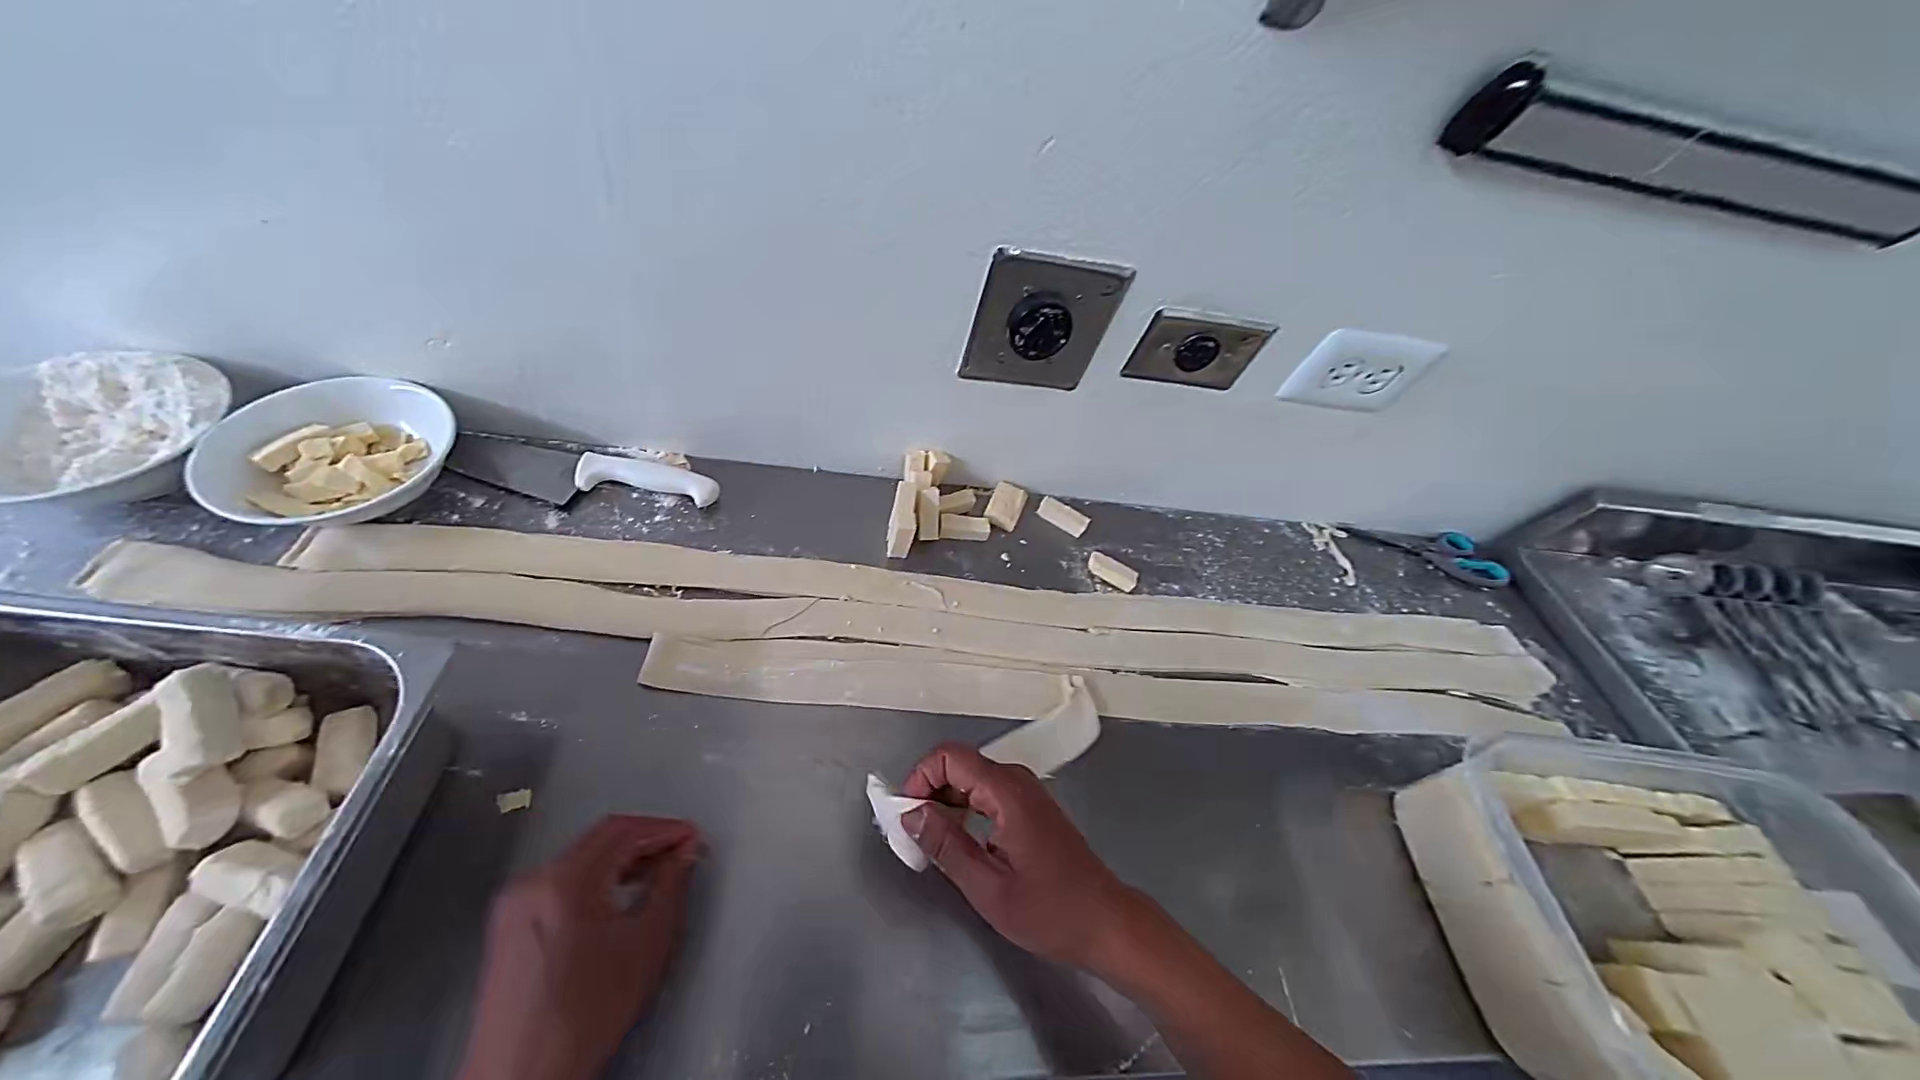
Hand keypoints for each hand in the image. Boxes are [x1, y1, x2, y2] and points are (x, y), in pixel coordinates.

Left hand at [457, 815, 702, 1079]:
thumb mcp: (647, 942)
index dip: (665, 829)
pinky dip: (598, 878)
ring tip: (659, 873)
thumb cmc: (584, 1016)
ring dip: (623, 858)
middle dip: (646, 840)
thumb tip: (684, 853)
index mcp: (564, 882)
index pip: (624, 830)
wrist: (522, 1077)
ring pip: (582, 858)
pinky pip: (563, 881)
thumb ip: (671, 885)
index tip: (692, 837)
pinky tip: (620, 895)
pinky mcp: (510, 923)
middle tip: (682, 851)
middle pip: (601, 839)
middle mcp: (533, 882)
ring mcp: (515, 902)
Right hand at [902, 742, 1137, 969]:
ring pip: (972, 779)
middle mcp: (1017, 781)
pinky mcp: (1031, 806)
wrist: (1105, 922)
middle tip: (914, 833)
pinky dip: (965, 809)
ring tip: (932, 843)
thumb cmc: (1050, 911)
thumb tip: (911, 814)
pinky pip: (987, 792)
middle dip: (929, 791)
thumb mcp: (987, 887)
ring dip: (946, 802)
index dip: (920, 778)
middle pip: (959, 764)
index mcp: (1007, 792)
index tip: (907, 814)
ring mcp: (1027, 792)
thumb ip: (945, 845)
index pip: (949, 757)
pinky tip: (960, 842)